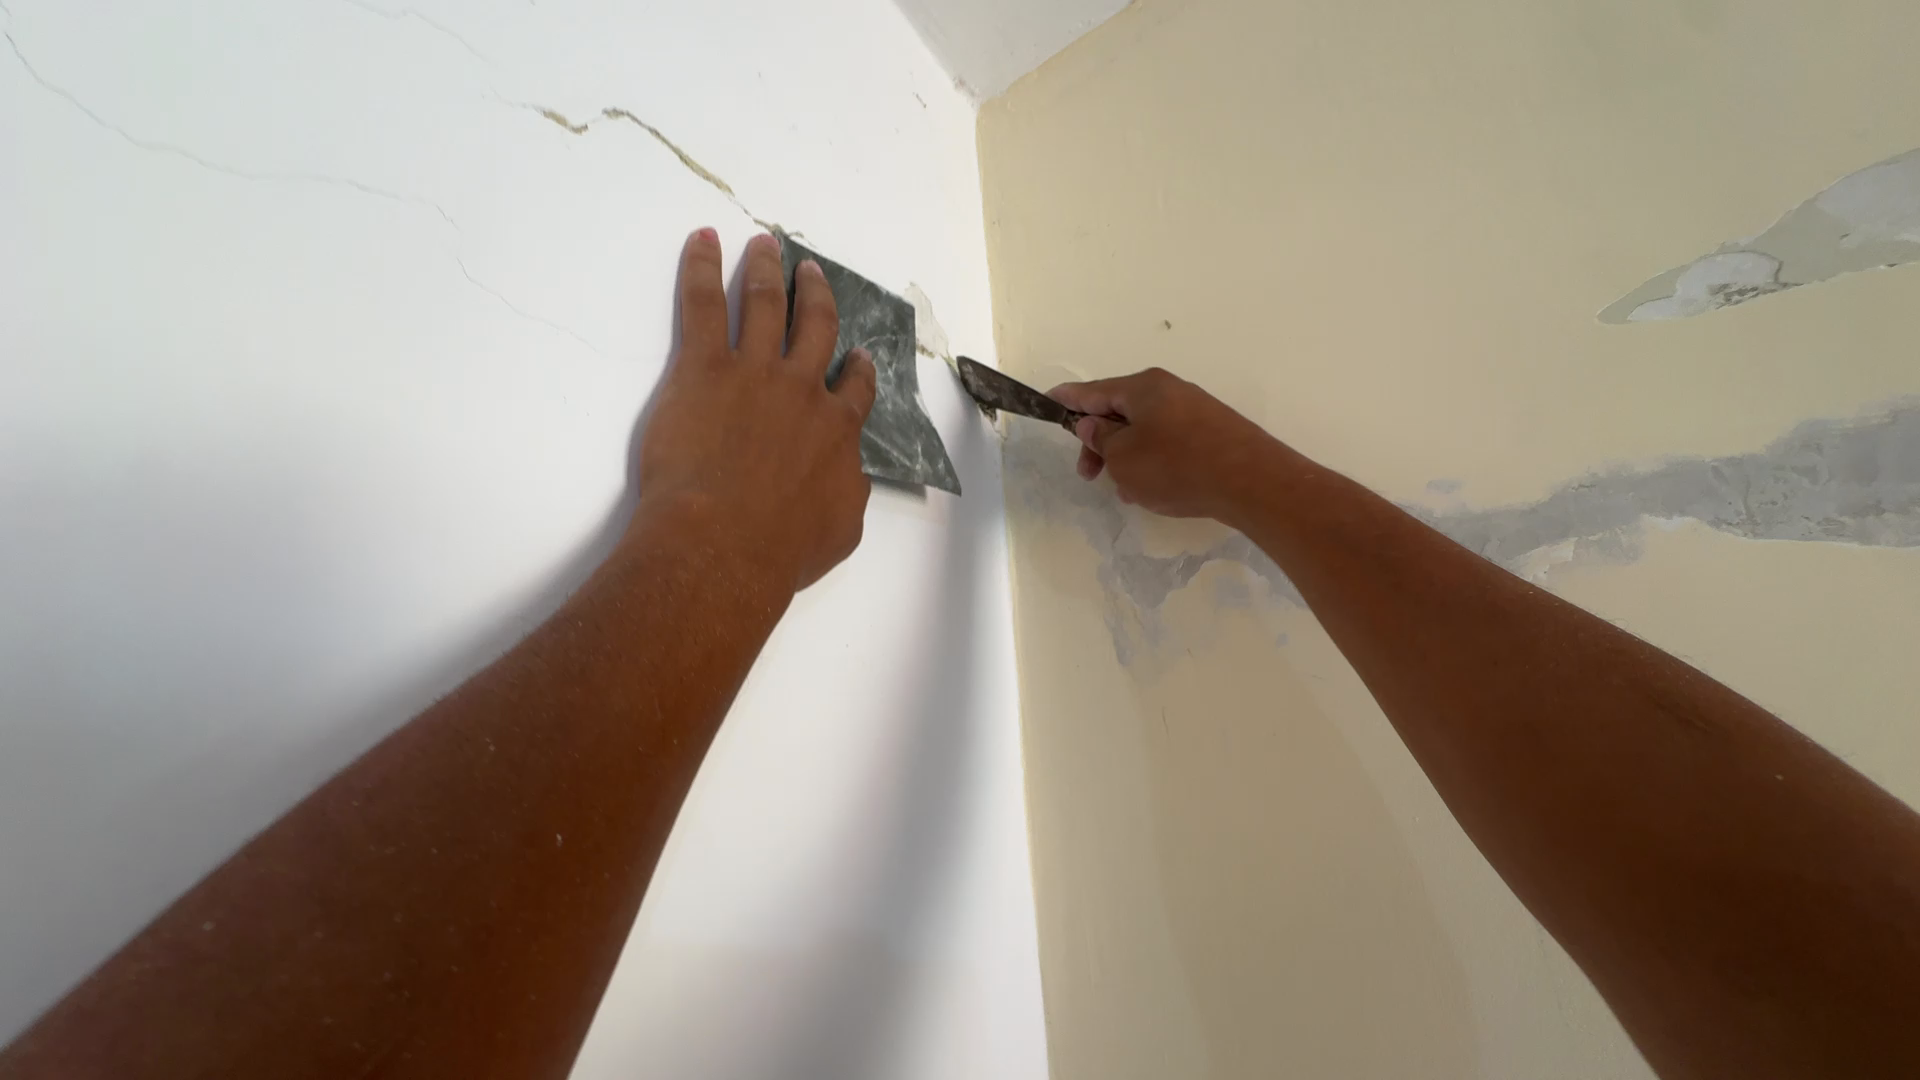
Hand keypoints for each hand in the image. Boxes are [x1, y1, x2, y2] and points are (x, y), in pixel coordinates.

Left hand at [634, 228, 877, 593]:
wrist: (725, 543)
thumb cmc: (783, 548)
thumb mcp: (842, 529)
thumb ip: (850, 491)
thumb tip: (851, 474)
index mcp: (837, 429)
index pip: (855, 387)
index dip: (857, 367)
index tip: (856, 355)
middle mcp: (803, 390)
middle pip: (816, 329)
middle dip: (816, 296)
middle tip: (810, 272)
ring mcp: (755, 373)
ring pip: (766, 306)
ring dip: (767, 271)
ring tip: (764, 245)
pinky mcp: (704, 368)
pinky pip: (705, 305)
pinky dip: (703, 268)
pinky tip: (704, 240)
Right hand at [1050, 367, 1278, 524]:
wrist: (1251, 482)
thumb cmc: (1176, 467)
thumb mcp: (1123, 457)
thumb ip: (1101, 438)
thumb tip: (1092, 423)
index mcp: (1142, 387)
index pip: (1092, 390)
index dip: (1067, 399)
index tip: (1047, 402)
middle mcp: (1168, 390)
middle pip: (1119, 411)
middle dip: (1098, 442)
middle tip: (1088, 474)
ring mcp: (1193, 410)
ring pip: (1143, 430)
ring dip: (1125, 457)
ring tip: (1125, 490)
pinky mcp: (1210, 432)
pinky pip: (1167, 443)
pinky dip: (1150, 462)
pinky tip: (1151, 490)